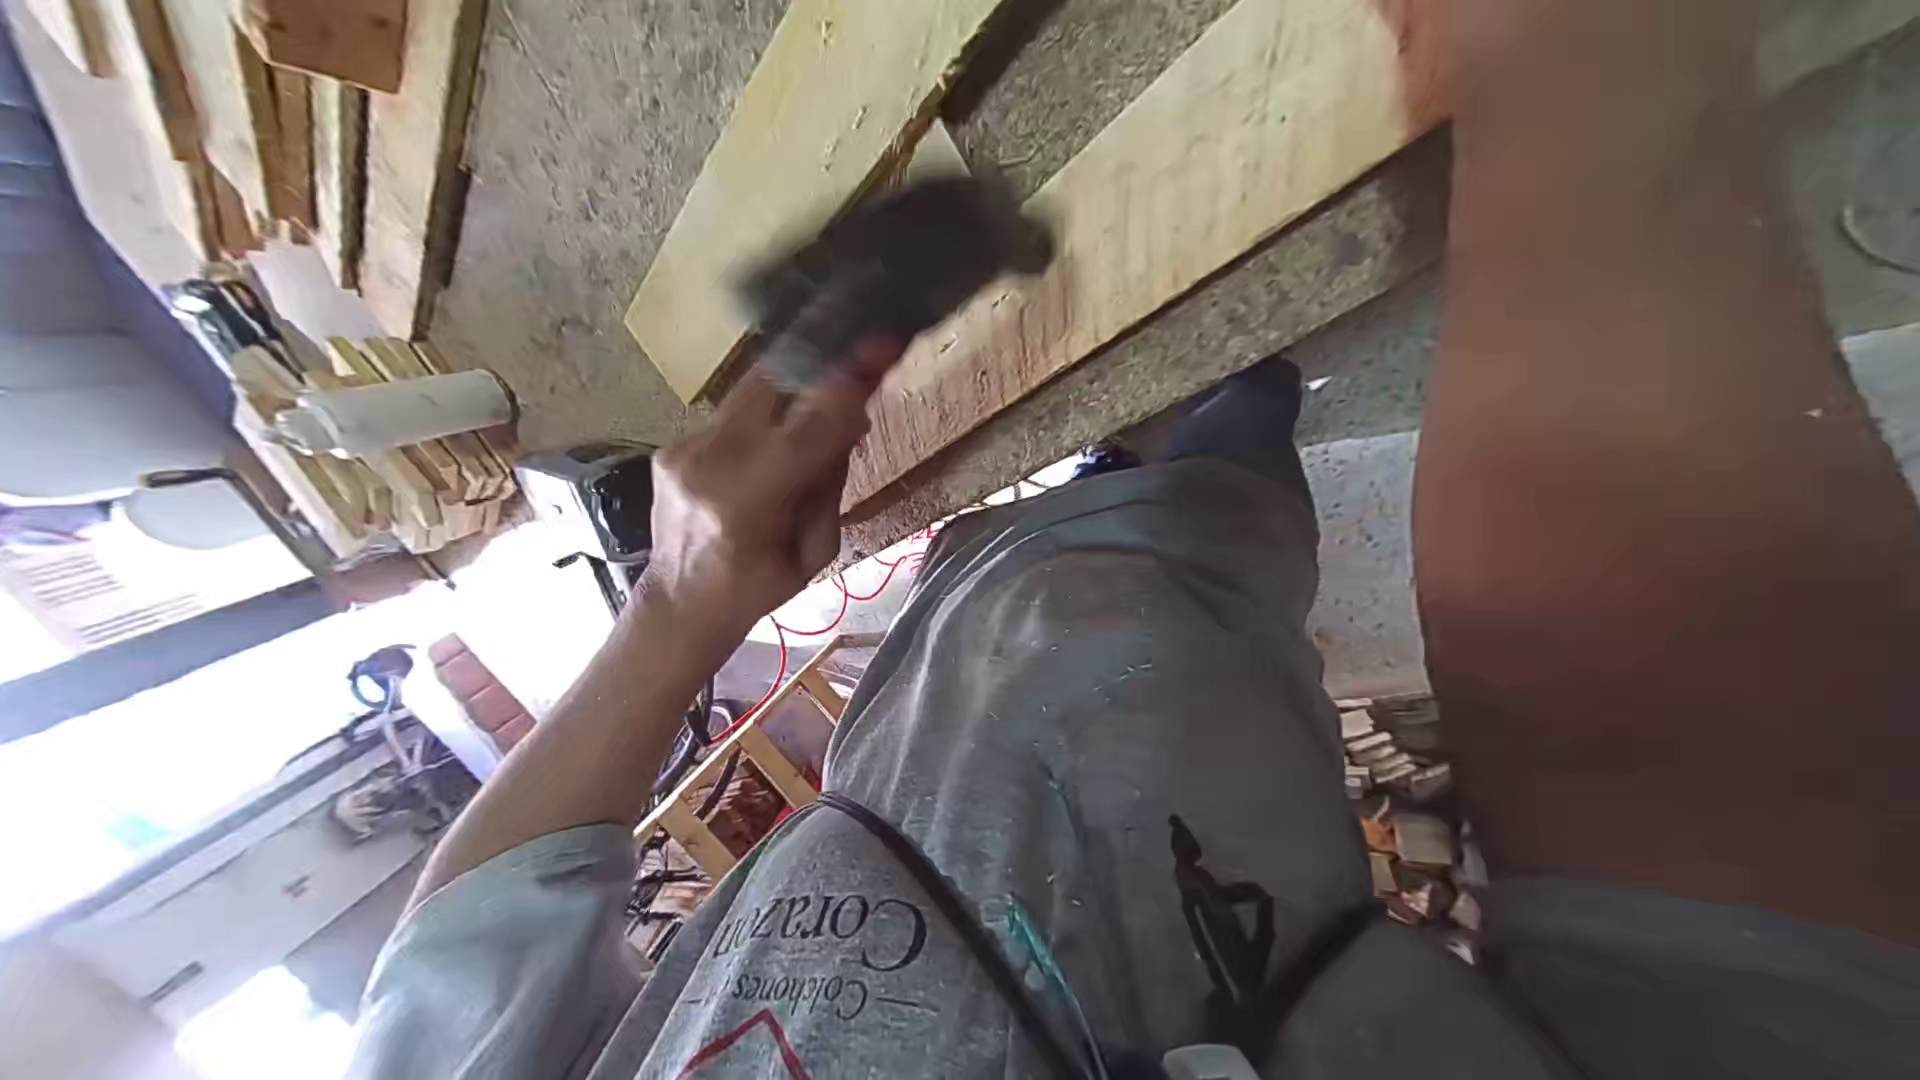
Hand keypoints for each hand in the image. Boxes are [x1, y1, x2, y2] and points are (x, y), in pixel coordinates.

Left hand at [640, 338, 900, 644]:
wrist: (678, 604)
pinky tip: (778, 439)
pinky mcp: (672, 446)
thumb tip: (849, 422)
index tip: (882, 348)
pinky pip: (732, 414)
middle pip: (771, 388)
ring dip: (795, 392)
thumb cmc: (757, 592)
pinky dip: (766, 416)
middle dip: (821, 370)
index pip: (807, 431)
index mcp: (745, 505)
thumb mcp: (815, 552)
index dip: (847, 388)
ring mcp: (682, 450)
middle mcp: (706, 465)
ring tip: (825, 407)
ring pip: (751, 392)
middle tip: (861, 358)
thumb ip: (831, 486)